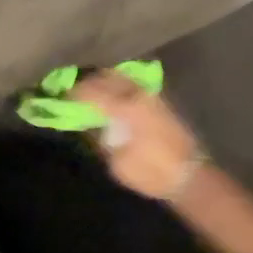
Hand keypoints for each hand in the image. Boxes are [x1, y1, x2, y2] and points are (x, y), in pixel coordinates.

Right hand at [70, 71, 205, 200]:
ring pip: (124, 77)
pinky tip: (113, 97)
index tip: (62, 97)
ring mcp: (153, 95)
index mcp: (127, 107)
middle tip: (75, 92)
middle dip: (90, 82)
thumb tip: (91, 126)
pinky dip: (121, 86)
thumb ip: (101, 139)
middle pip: (108, 77)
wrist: (190, 175)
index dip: (74, 93)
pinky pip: (135, 86)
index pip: (93, 92)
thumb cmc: (152, 172)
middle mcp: (140, 94)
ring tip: (93, 93)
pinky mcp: (162, 102)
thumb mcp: (118, 162)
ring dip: (106, 81)